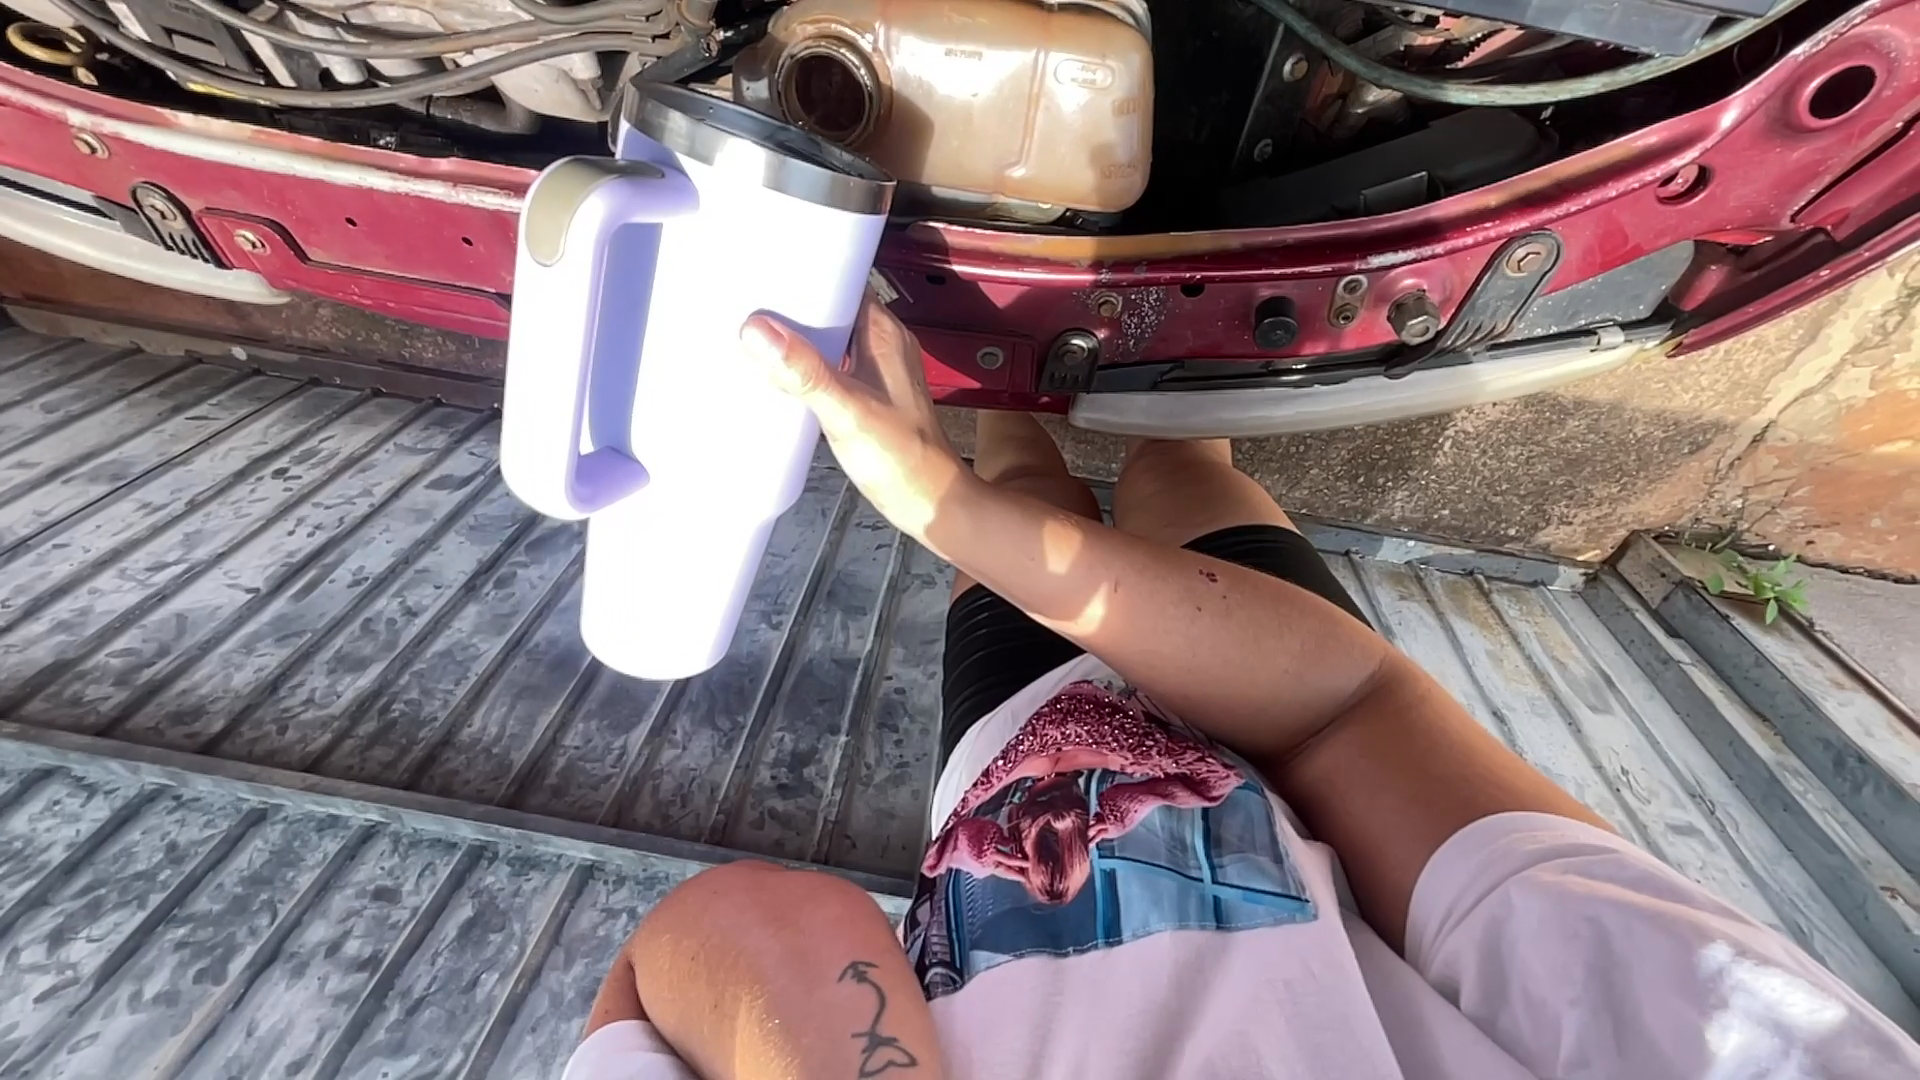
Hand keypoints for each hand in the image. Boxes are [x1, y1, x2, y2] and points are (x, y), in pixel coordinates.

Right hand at [741, 294, 973, 539]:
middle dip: (792, 308)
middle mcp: (882, 346)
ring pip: (829, 340)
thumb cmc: (903, 459)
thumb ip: (806, 372)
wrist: (930, 502)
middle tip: (745, 305)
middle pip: (831, 309)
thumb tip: (759, 330)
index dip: (804, 275)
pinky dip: (806, 370)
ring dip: (798, 341)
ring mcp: (876, 372)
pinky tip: (780, 378)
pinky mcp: (867, 398)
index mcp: (883, 334)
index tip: (762, 273)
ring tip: (753, 337)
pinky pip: (830, 369)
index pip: (841, 281)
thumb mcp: (847, 412)